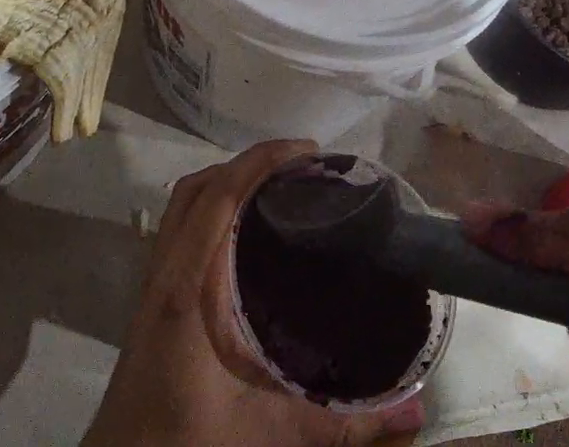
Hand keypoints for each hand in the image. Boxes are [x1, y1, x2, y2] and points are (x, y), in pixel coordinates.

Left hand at [83, 140, 426, 446]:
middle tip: (301, 166)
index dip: (259, 161)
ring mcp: (153, 280)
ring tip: (278, 187)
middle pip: (197, 187)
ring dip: (226, 182)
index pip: (217, 197)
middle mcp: (164, 270)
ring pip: (183, 204)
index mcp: (186, 287)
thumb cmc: (184, 440)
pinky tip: (245, 234)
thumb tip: (416, 413)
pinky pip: (180, 228)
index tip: (307, 151)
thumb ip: (340, 425)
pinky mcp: (153, 296)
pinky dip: (211, 208)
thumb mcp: (265, 432)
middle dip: (246, 163)